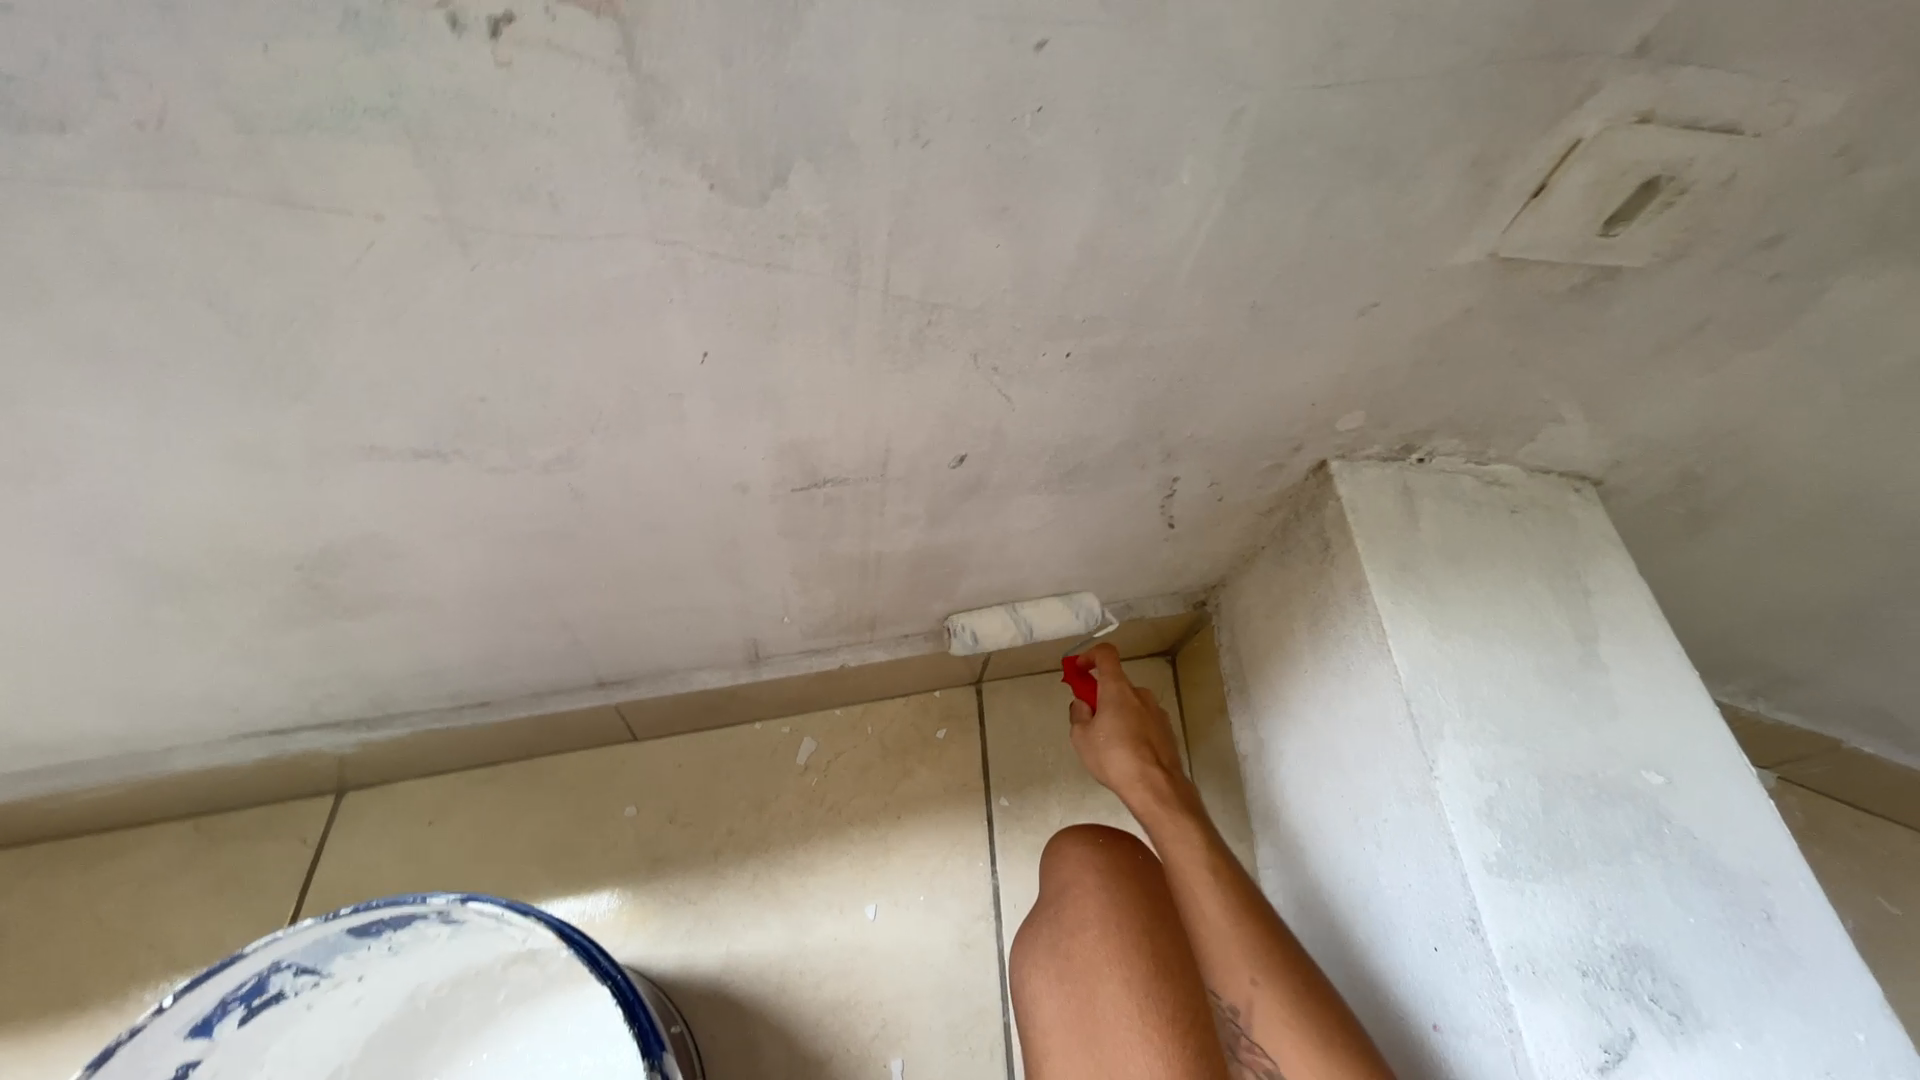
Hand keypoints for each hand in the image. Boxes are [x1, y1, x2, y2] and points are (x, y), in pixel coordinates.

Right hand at [1066, 643, 1186, 805]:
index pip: (1106, 655)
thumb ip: (1078, 714)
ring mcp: (1157, 712)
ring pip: (1131, 705)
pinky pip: (1144, 721)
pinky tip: (1127, 754)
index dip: (1090, 656)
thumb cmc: (1113, 757)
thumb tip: (1083, 704)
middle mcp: (1140, 694)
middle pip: (1117, 685)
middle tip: (1090, 721)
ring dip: (1118, 714)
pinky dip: (1133, 728)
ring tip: (1109, 744)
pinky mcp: (1167, 730)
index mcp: (1118, 689)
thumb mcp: (1081, 737)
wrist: (1156, 786)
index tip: (1079, 668)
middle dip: (1101, 697)